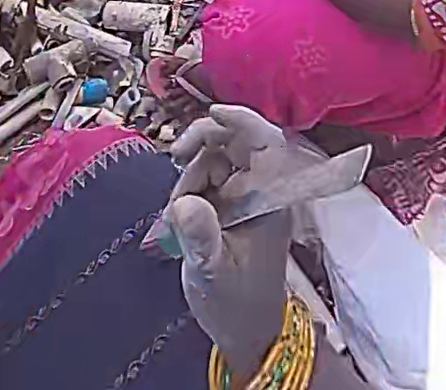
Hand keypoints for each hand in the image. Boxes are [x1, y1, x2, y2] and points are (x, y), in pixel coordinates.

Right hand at [167, 106, 302, 374]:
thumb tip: (185, 201)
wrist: (244, 332)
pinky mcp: (228, 201)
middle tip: (176, 156)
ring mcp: (243, 193)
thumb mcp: (213, 273)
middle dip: (203, 141)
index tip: (214, 112)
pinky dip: (189, 186)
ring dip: (190, 174)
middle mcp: (260, 188)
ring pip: (214, 156)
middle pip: (234, 140)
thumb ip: (201, 237)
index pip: (266, 144)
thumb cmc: (236, 305)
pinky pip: (205, 175)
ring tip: (176, 215)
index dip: (243, 120)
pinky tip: (177, 215)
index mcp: (269, 199)